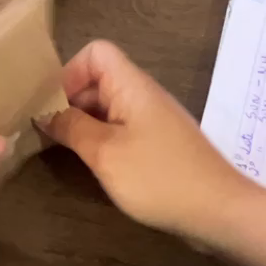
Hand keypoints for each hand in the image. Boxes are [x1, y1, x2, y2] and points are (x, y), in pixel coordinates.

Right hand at [39, 40, 256, 242]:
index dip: (70, 72)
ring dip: (83, 122)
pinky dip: (101, 138)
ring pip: (107, 105)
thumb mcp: (105, 153)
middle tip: (48, 132)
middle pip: (97, 78)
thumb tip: (44, 113)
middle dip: (70, 100)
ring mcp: (152, 118)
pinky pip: (120, 126)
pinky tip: (94, 163)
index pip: (95, 52)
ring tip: (65, 149)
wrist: (220, 212)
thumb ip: (71, 127)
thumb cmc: (159, 177)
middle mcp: (142, 94)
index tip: (54, 106)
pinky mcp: (157, 141)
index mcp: (131, 85)